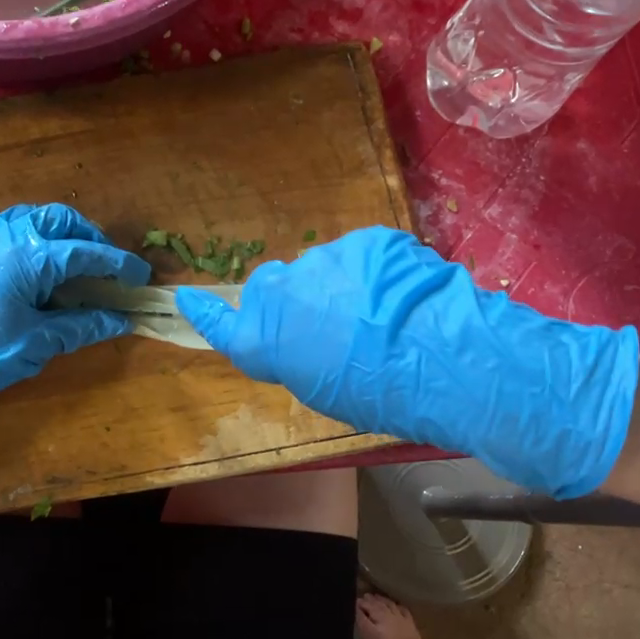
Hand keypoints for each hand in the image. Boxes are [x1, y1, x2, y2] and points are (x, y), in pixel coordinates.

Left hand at [0, 204, 150, 458]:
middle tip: (106, 266)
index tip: (139, 276)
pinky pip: (11, 227)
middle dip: (88, 237)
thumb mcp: (41, 342)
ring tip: (77, 261)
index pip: (83, 252)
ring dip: (61, 232)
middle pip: (59, 220)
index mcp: (26, 258)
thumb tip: (120, 319)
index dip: (115, 264)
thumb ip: (83, 325)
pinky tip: (43, 262)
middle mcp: (7, 237)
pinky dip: (34, 235)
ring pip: (34, 217)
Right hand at [175, 228, 639, 496]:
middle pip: (269, 286)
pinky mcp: (365, 242)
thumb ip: (294, 357)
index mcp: (272, 343)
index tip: (188, 298)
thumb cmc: (387, 396)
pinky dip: (369, 273)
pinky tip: (396, 297)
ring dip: (335, 286)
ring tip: (377, 315)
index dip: (206, 313)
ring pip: (318, 269)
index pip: (224, 323)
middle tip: (324, 323)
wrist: (452, 360)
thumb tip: (295, 333)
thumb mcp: (327, 391)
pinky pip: (356, 257)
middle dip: (286, 300)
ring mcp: (325, 262)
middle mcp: (287, 295)